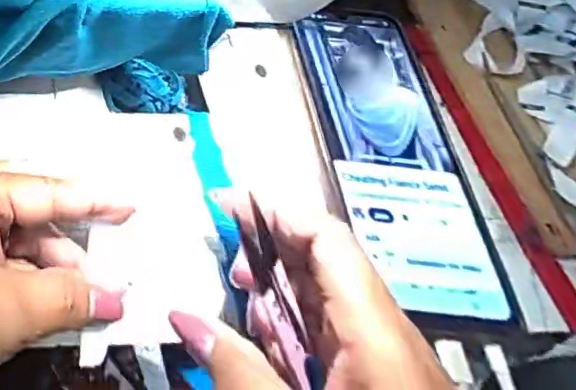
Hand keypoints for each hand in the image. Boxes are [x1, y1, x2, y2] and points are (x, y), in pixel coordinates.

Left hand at [0, 163, 133, 389]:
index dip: (91, 202)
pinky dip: (25, 277)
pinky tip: (51, 300)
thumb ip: (69, 296)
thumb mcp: (11, 310)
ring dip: (49, 267)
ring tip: (87, 296)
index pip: (43, 190)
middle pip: (29, 212)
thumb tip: (114, 297)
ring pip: (15, 238)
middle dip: (69, 243)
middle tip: (112, 264)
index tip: (129, 205)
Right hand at [169, 192, 450, 389]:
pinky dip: (294, 334)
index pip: (324, 235)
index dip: (271, 209)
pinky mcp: (383, 386)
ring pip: (323, 300)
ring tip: (242, 319)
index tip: (223, 203)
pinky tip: (271, 356)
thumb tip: (186, 319)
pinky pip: (333, 338)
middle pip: (320, 261)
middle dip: (264, 254)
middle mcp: (388, 338)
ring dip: (275, 298)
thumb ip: (239, 370)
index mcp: (377, 335)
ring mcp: (390, 365)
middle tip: (223, 266)